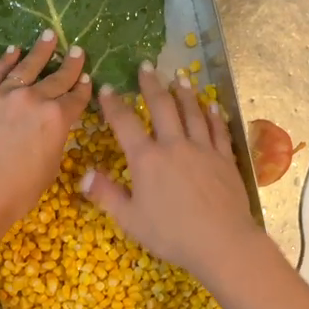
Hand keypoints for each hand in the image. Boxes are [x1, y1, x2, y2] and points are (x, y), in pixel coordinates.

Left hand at [0, 29, 91, 232]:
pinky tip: (13, 51)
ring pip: (26, 67)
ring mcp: (4, 95)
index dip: (84, 89)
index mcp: (57, 119)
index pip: (76, 99)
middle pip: (56, 78)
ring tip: (49, 36)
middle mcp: (33, 99)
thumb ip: (54, 141)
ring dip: (40, 51)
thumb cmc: (18, 192)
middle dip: (70, 64)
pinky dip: (6, 60)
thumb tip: (52, 129)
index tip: (88, 79)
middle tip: (77, 50)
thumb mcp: (50, 168)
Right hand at [83, 63, 266, 279]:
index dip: (114, 104)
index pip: (125, 124)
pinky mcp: (224, 159)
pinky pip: (217, 130)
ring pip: (192, 113)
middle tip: (147, 67)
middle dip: (151, 85)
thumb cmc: (171, 235)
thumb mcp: (131, 220)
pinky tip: (211, 107)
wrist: (220, 241)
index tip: (107, 88)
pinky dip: (213, 116)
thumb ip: (107, 195)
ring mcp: (203, 149)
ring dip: (184, 93)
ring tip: (180, 77)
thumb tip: (83, 175)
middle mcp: (174, 146)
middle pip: (162, 107)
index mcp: (146, 160)